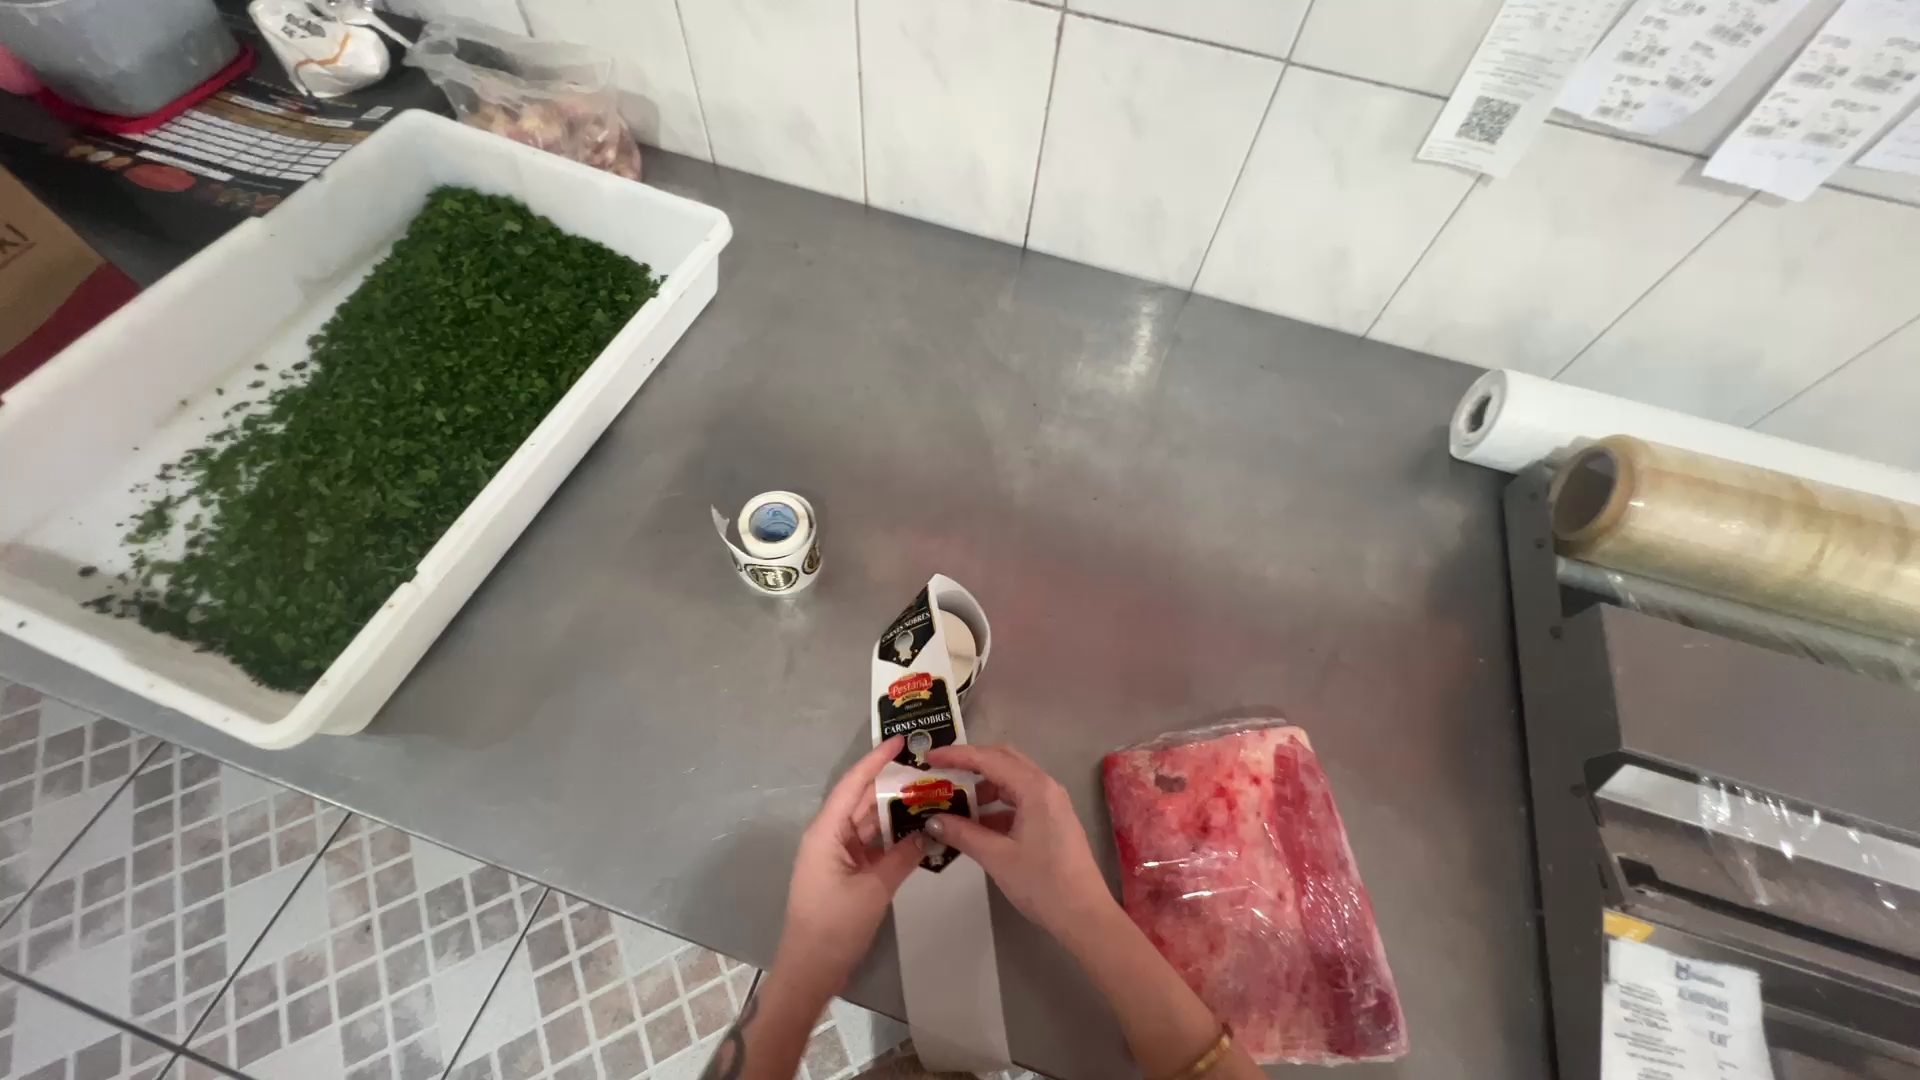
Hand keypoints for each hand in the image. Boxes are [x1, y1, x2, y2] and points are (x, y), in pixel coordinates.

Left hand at [776, 735, 925, 993]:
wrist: (810, 972)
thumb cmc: (835, 927)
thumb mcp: (875, 890)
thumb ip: (903, 856)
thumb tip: (928, 830)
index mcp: (826, 832)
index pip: (853, 784)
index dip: (875, 760)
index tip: (899, 741)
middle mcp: (828, 835)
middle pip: (861, 799)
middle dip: (891, 782)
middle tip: (926, 768)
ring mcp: (836, 853)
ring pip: (867, 821)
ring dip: (894, 810)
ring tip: (927, 794)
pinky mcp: (844, 870)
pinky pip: (869, 842)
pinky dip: (891, 835)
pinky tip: (916, 829)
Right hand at [922, 743, 1116, 939]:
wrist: (1084, 916)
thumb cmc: (1042, 883)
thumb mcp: (997, 858)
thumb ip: (963, 834)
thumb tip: (932, 821)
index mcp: (1034, 788)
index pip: (989, 759)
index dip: (957, 756)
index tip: (930, 758)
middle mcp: (1045, 786)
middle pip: (1003, 760)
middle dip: (971, 764)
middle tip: (942, 771)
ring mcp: (1051, 803)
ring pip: (1011, 781)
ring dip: (983, 787)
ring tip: (954, 802)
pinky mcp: (1052, 819)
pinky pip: (1019, 800)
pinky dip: (996, 807)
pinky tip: (977, 826)